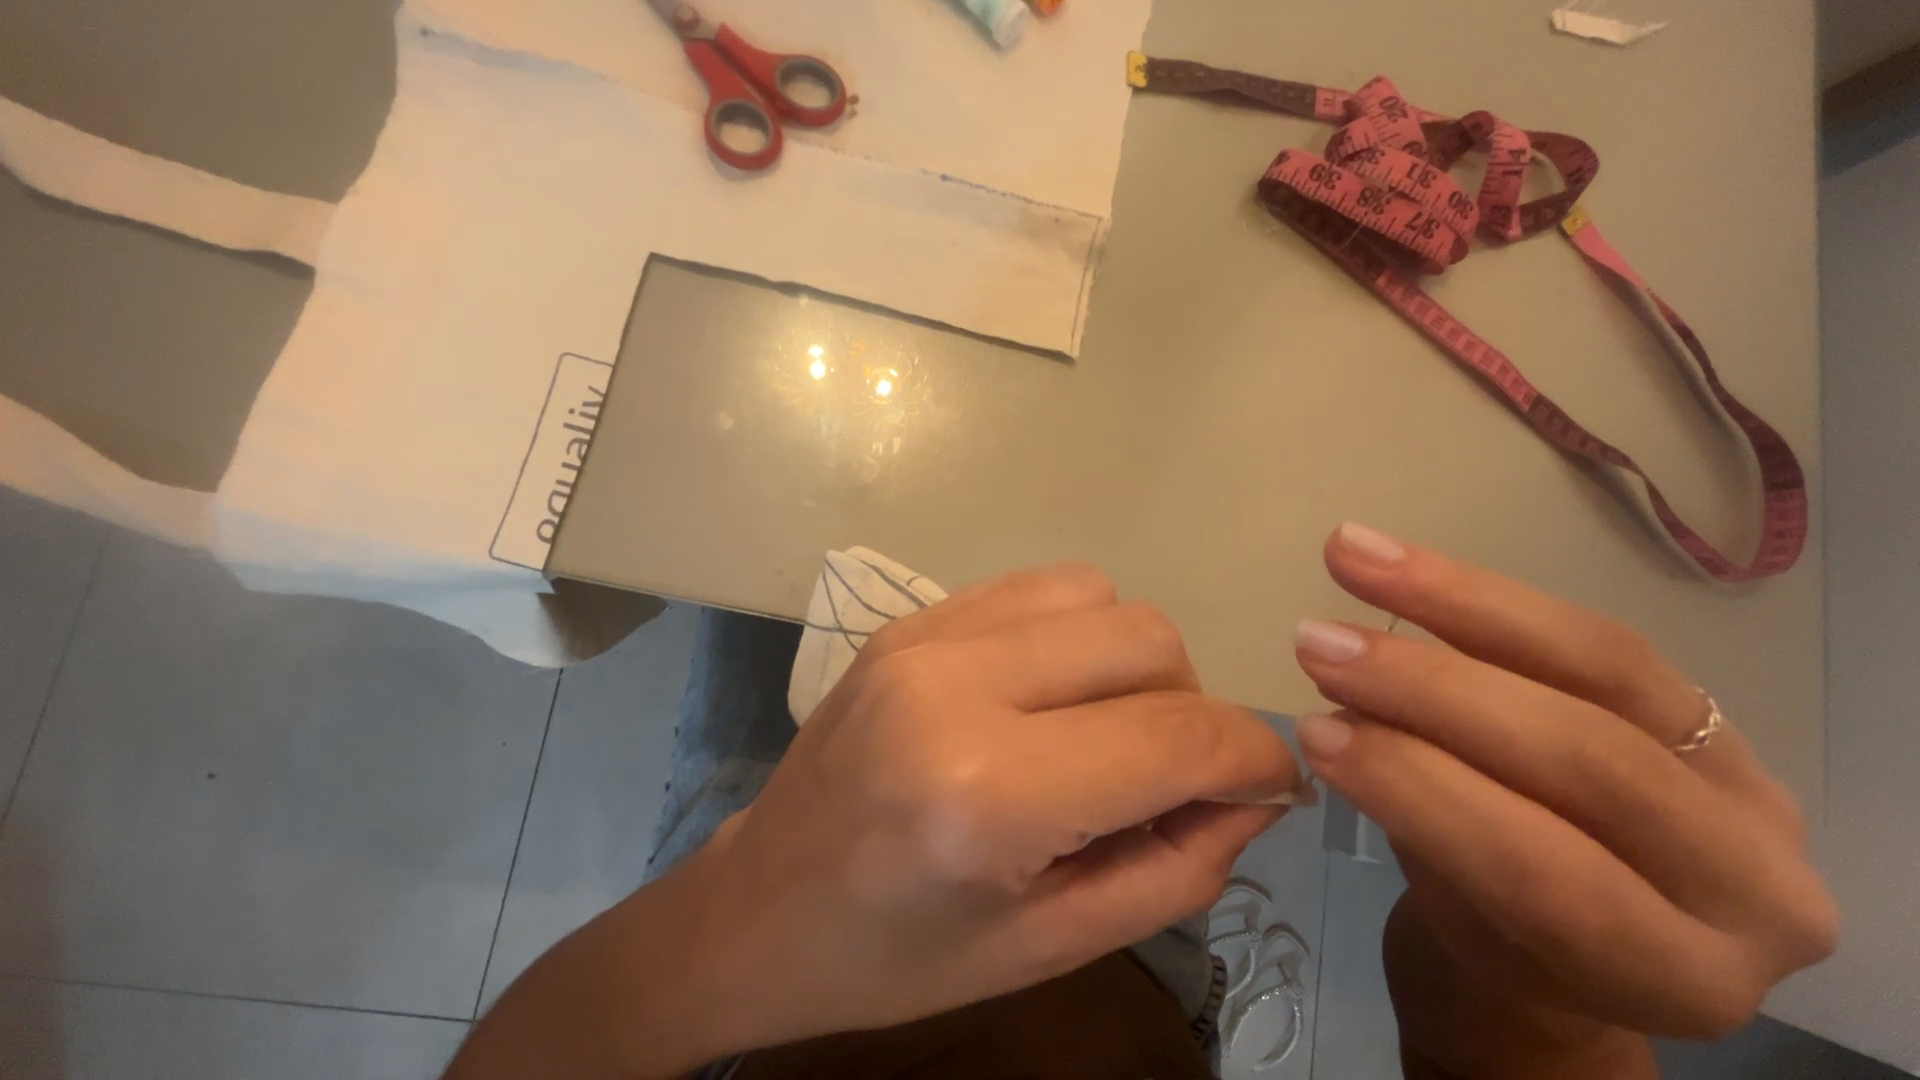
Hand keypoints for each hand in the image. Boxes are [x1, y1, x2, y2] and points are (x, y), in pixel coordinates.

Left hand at [676, 563, 1301, 1058]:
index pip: (1177, 737)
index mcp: (989, 792)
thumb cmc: (901, 956)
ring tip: (1100, 731)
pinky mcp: (906, 621)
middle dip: (1190, 710)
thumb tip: (1256, 791)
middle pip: (1148, 642)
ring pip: (1098, 597)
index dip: (1252, 759)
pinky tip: (1045, 695)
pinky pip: (1034, 589)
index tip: (1268, 787)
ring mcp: (922, 638)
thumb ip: (1180, 865)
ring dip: (1130, 664)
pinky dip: (1072, 635)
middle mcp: (956, 686)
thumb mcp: (1055, 943)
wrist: (758, 910)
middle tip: (1165, 775)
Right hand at [1292, 524, 1836, 1077]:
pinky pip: (1597, 638)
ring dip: (1457, 602)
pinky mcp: (1715, 714)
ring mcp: (1749, 786)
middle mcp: (1755, 885)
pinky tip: (1405, 564)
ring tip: (1352, 559)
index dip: (1419, 788)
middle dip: (1429, 688)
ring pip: (1604, 666)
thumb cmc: (1501, 944)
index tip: (1312, 730)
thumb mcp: (1456, 916)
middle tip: (1317, 642)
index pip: (1548, 873)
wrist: (1582, 945)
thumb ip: (1420, 822)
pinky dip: (1486, 594)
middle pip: (1587, 757)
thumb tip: (1345, 717)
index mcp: (1680, 975)